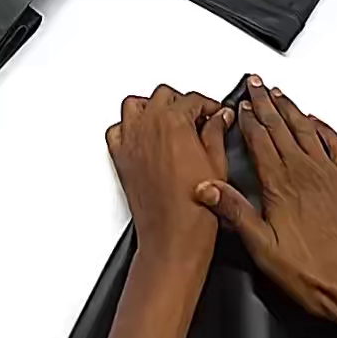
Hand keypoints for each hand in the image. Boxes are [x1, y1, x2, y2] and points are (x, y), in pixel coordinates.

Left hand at [107, 85, 232, 258]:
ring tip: (168, 121)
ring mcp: (132, 139)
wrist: (173, 242)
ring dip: (152, 108)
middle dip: (182, 103)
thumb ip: (216, 133)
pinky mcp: (121, 157)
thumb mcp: (217, 164)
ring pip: (136, 105)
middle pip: (164, 95)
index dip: (209, 105)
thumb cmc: (194, 211)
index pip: (193, 99)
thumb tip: (219, 118)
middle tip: (196, 118)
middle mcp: (149, 124)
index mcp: (174, 120)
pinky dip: (128, 128)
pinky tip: (143, 137)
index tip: (215, 113)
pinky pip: (117, 130)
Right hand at [196, 79, 336, 337]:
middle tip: (256, 82)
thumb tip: (207, 188)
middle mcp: (304, 170)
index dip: (248, 119)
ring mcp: (328, 172)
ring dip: (289, 107)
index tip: (241, 104)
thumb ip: (235, 213)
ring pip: (304, 128)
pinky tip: (317, 120)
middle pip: (279, 126)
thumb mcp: (266, 250)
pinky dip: (324, 127)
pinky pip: (335, 143)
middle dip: (264, 102)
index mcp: (281, 183)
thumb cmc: (319, 275)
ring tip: (278, 92)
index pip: (259, 139)